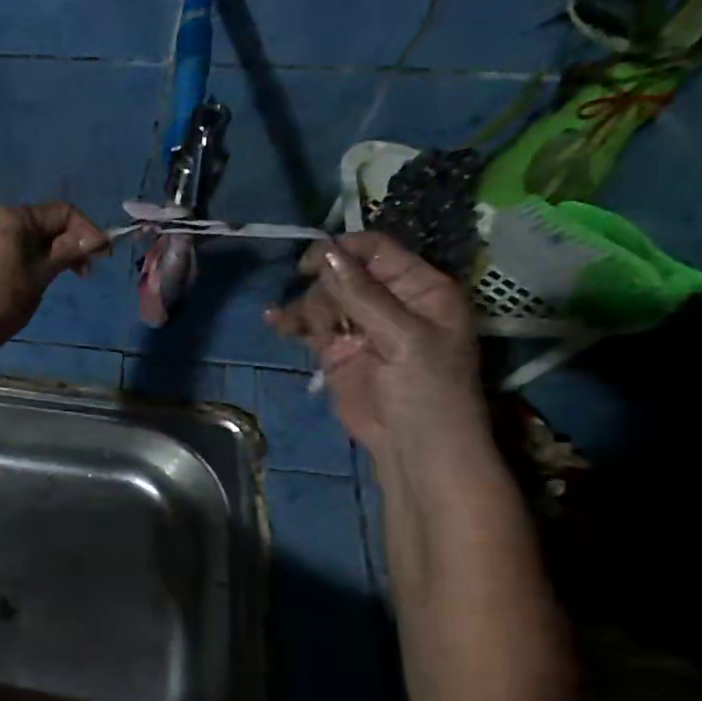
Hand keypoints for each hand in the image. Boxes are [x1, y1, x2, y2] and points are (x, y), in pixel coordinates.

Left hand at [0, 202, 109, 348]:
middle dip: (72, 241)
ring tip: (74, 274)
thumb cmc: (7, 299)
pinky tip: (49, 273)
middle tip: (89, 268)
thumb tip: (98, 239)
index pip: (62, 212)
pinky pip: (20, 245)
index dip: (86, 230)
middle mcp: (0, 218)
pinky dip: (39, 255)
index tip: (103, 252)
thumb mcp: (42, 274)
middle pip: (48, 221)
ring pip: (35, 235)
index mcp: (14, 217)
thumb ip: (69, 252)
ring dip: (58, 250)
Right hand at [266, 232, 483, 454]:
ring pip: (323, 299)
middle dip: (324, 287)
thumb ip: (364, 295)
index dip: (345, 251)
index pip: (378, 251)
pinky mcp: (337, 351)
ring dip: (304, 306)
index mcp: (421, 289)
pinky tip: (274, 320)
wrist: (415, 449)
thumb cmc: (428, 390)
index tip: (312, 262)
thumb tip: (326, 253)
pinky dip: (292, 322)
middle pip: (344, 274)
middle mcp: (390, 301)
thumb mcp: (404, 337)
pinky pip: (311, 327)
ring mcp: (361, 326)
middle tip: (319, 315)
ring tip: (291, 324)